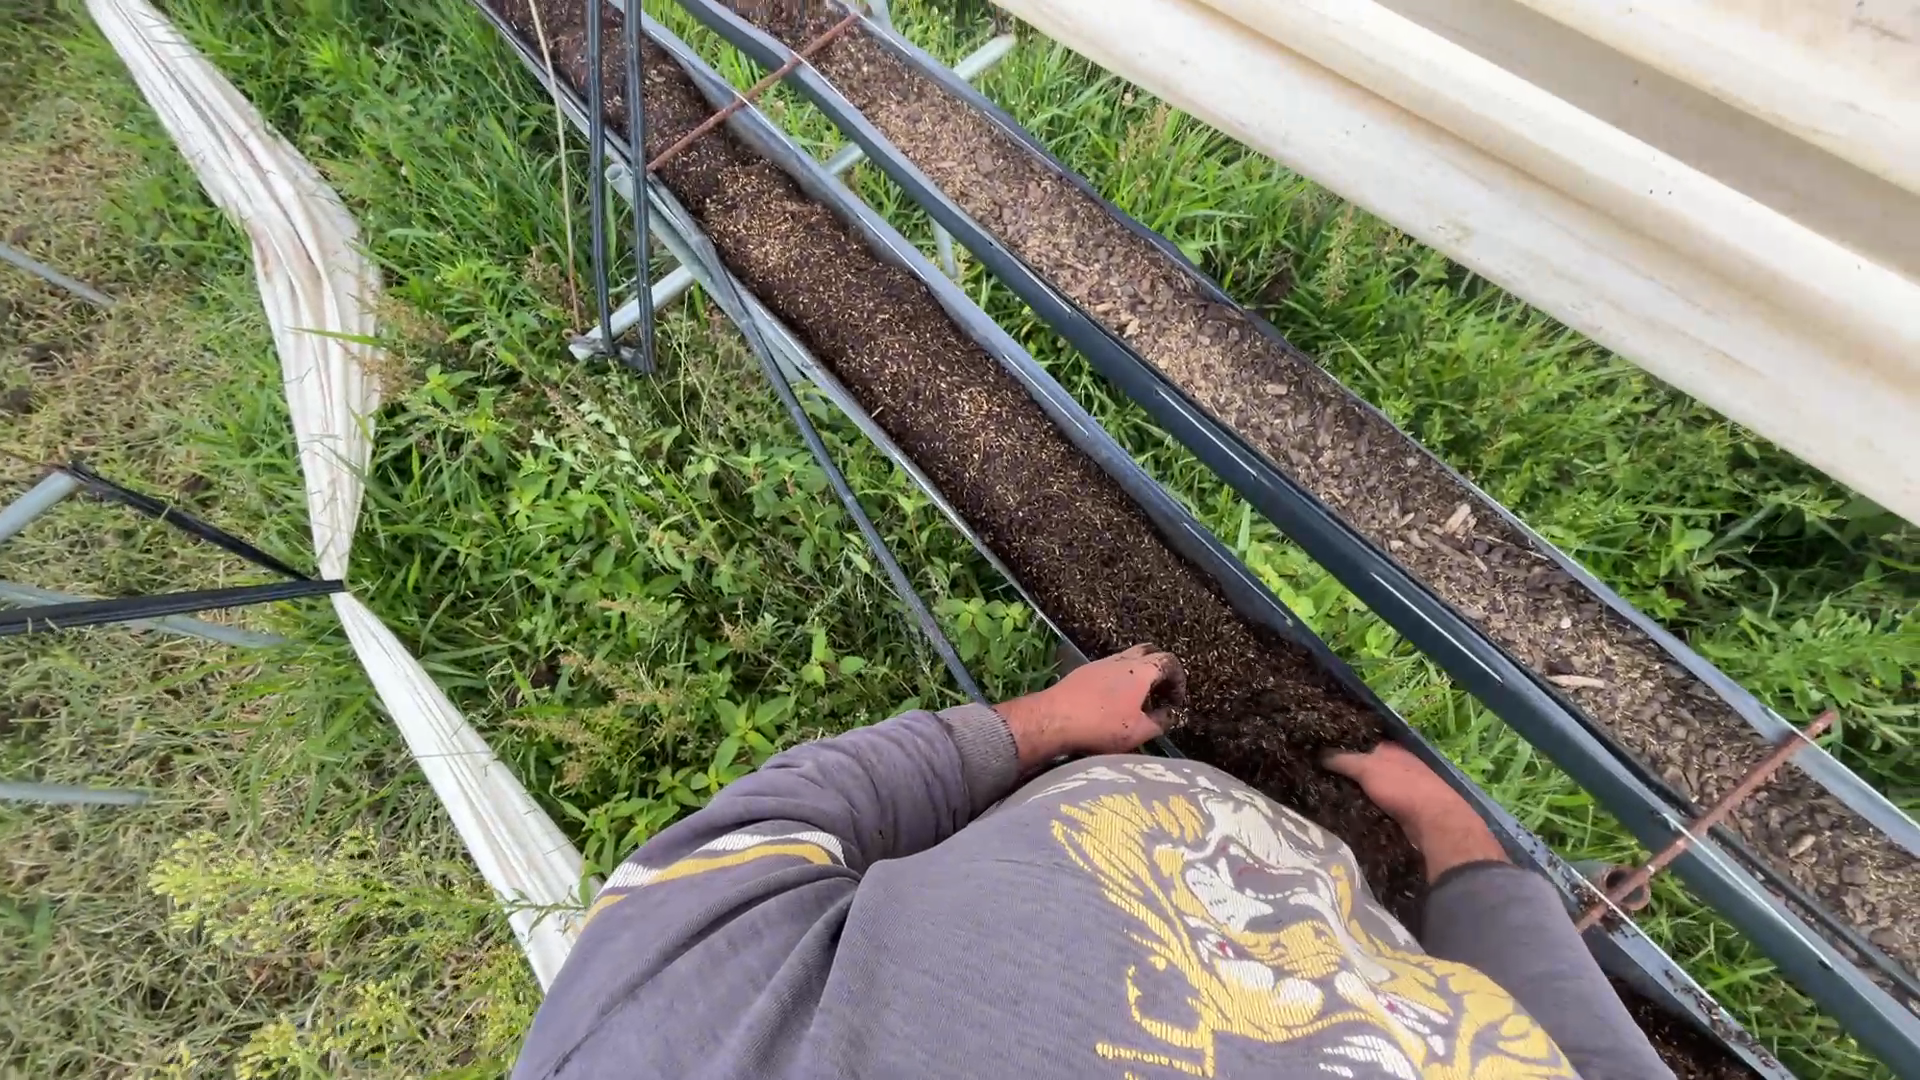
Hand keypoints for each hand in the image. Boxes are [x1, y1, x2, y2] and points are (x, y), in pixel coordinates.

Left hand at [993, 644, 1186, 769]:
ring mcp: (1100, 663)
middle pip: (1148, 651)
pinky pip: (1110, 668)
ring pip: (1127, 659)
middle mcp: (1121, 659)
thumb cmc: (1101, 725)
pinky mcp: (1084, 672)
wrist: (1053, 718)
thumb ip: (1160, 721)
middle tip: (1160, 694)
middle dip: (1160, 669)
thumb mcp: (1138, 731)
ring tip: (1138, 702)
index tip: (1176, 702)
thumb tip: (1170, 714)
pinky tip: (1114, 702)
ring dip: (1138, 674)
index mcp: (1140, 670)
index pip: (1169, 661)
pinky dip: (1121, 678)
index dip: (1179, 679)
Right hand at [1324, 741, 1507, 881]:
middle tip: (1320, 771)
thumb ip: (1341, 759)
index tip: (1320, 748)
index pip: (1361, 740)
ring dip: (1357, 788)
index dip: (1342, 743)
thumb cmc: (1401, 786)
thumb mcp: (1365, 767)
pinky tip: (1350, 806)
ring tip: (1329, 789)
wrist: (1437, 822)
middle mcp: (1399, 763)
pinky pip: (1379, 802)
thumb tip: (1318, 754)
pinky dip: (1366, 803)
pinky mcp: (1406, 807)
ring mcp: (1405, 785)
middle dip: (1347, 767)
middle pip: (1366, 762)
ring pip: (1372, 783)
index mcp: (1391, 747)